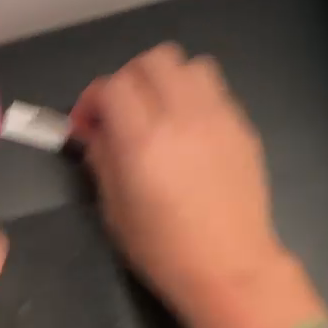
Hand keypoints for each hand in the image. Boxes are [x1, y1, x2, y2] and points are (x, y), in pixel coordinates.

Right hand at [72, 44, 291, 327]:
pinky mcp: (241, 126)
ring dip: (164, 81)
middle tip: (119, 114)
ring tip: (155, 115)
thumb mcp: (115, 212)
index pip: (113, 86)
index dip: (92, 99)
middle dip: (128, 80)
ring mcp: (219, 116)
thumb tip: (96, 134)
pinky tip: (184, 133)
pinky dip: (191, 97)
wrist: (227, 266)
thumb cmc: (162, 250)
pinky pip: (213, 90)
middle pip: (152, 60)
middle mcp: (183, 116)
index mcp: (143, 141)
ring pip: (188, 65)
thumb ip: (103, 162)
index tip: (85, 126)